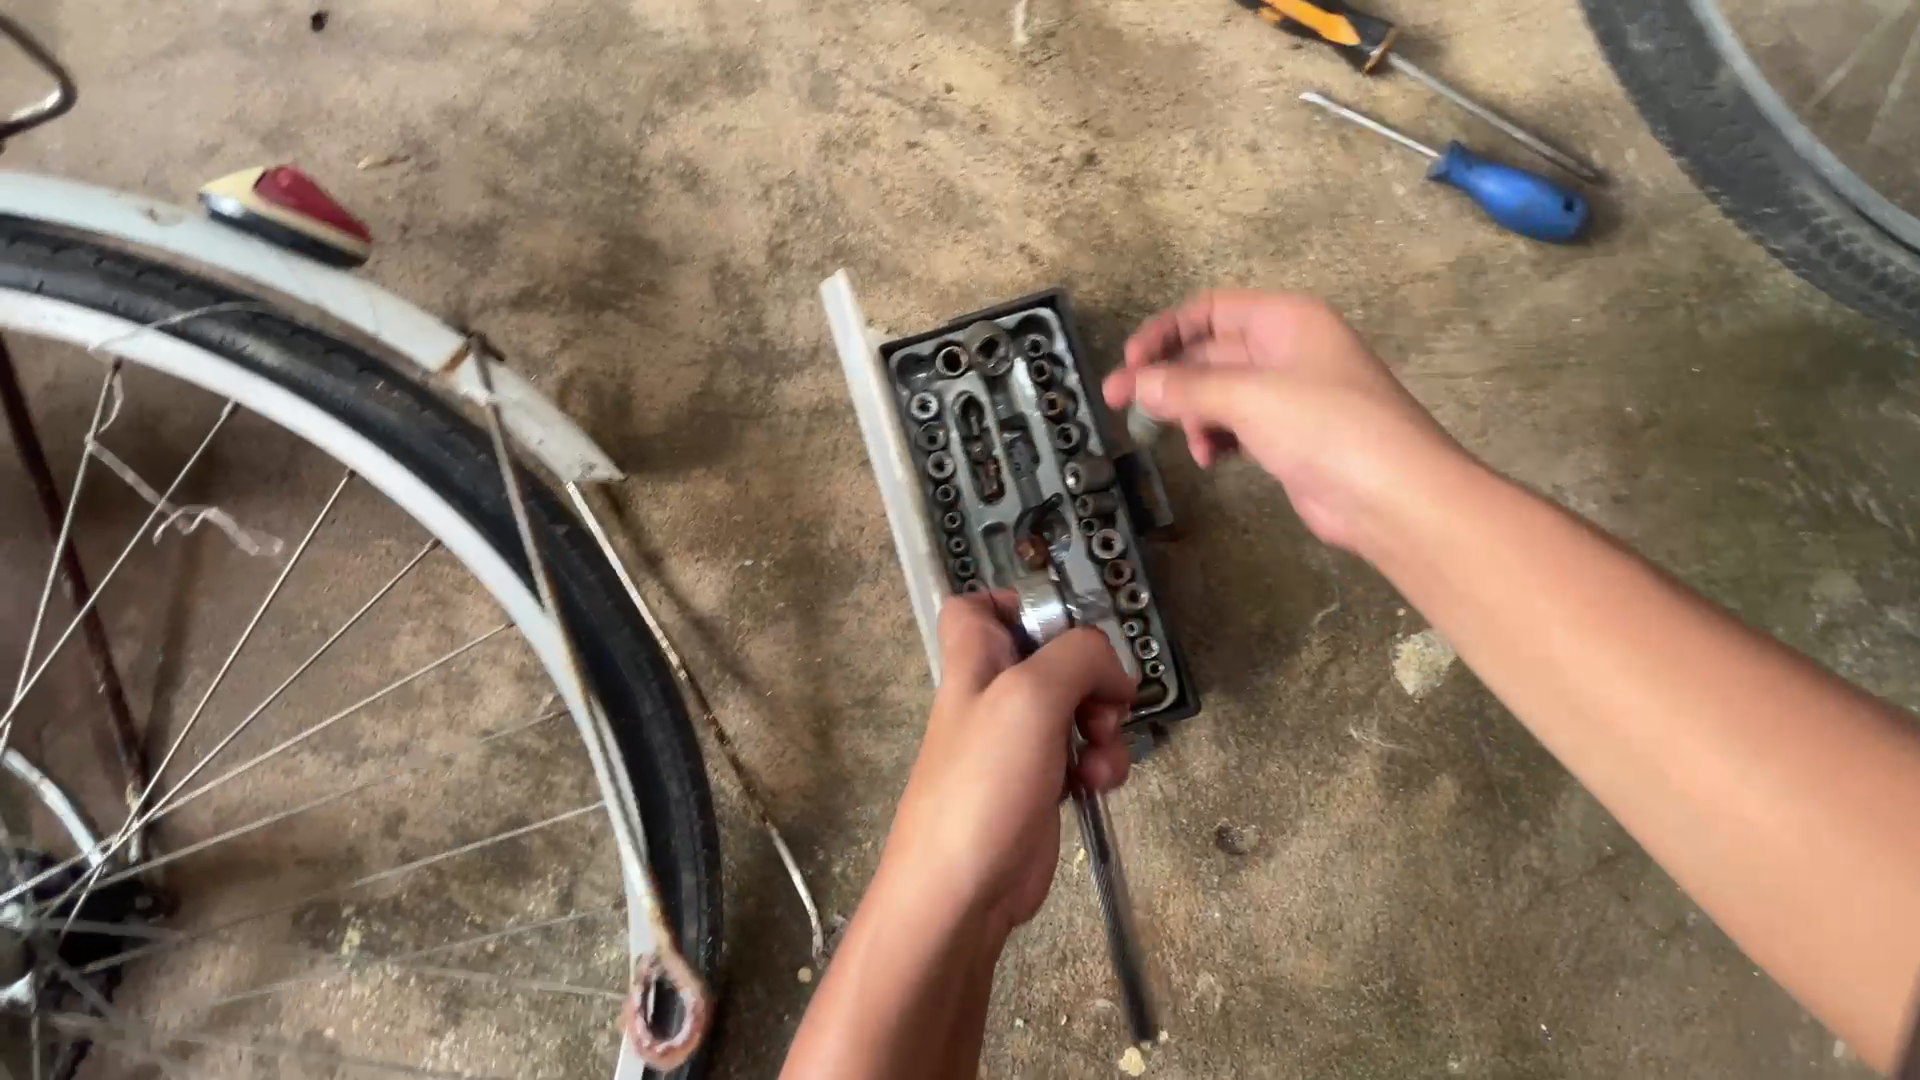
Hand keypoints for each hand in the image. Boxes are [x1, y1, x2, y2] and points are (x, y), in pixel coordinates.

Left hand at [880, 591, 1135, 933]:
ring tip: (1098, 753)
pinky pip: (1082, 753)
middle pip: (1050, 655)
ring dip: (1104, 724)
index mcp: (973, 659)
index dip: (1014, 602)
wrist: (963, 888)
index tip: (1059, 622)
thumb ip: (1077, 657)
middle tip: (1104, 699)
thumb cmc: (984, 780)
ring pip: (1077, 705)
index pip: (977, 607)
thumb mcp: (1030, 696)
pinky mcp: (1041, 780)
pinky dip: (1099, 762)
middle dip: (1091, 673)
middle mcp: (994, 693)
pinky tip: (1097, 785)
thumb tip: (1112, 669)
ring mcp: (1017, 739)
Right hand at [1102, 289, 1471, 553]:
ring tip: (1185, 441)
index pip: (1209, 310)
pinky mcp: (1287, 435)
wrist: (1392, 496)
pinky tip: (1210, 457)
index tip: (1129, 362)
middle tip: (1122, 406)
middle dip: (1168, 380)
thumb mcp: (1248, 398)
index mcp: (1284, 321)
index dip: (1165, 331)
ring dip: (1191, 414)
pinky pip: (1234, 425)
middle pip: (1209, 353)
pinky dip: (1214, 437)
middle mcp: (1284, 350)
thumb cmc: (1327, 428)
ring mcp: (1286, 395)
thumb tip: (1133, 384)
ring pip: (1217, 393)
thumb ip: (1185, 389)